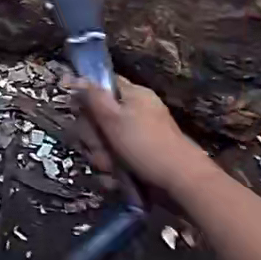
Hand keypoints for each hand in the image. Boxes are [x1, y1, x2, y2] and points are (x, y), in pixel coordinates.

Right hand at [69, 76, 222, 196]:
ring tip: (108, 167)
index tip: (79, 113)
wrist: (183, 182)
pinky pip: (117, 156)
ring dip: (100, 154)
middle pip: (99, 115)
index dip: (86, 97)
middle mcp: (136, 110)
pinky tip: (114, 177)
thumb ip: (93, 96)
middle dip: (92, 135)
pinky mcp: (142, 154)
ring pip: (105, 139)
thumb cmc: (145, 144)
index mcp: (133, 94)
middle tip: (96, 147)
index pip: (102, 84)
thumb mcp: (113, 117)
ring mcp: (139, 133)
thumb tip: (78, 78)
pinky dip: (113, 167)